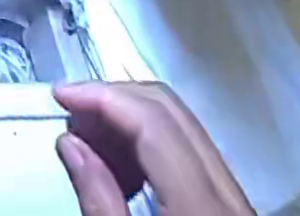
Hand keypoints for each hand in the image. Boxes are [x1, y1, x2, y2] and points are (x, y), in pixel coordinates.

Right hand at [52, 81, 252, 215]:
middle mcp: (230, 195)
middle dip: (114, 99)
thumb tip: (71, 142)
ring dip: (130, 119)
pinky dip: (150, 144)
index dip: (102, 97)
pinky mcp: (234, 208)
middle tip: (71, 114)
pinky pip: (189, 152)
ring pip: (180, 124)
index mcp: (203, 208)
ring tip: (89, 141)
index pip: (152, 121)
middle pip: (169, 109)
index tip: (60, 94)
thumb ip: (100, 204)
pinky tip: (122, 167)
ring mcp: (238, 200)